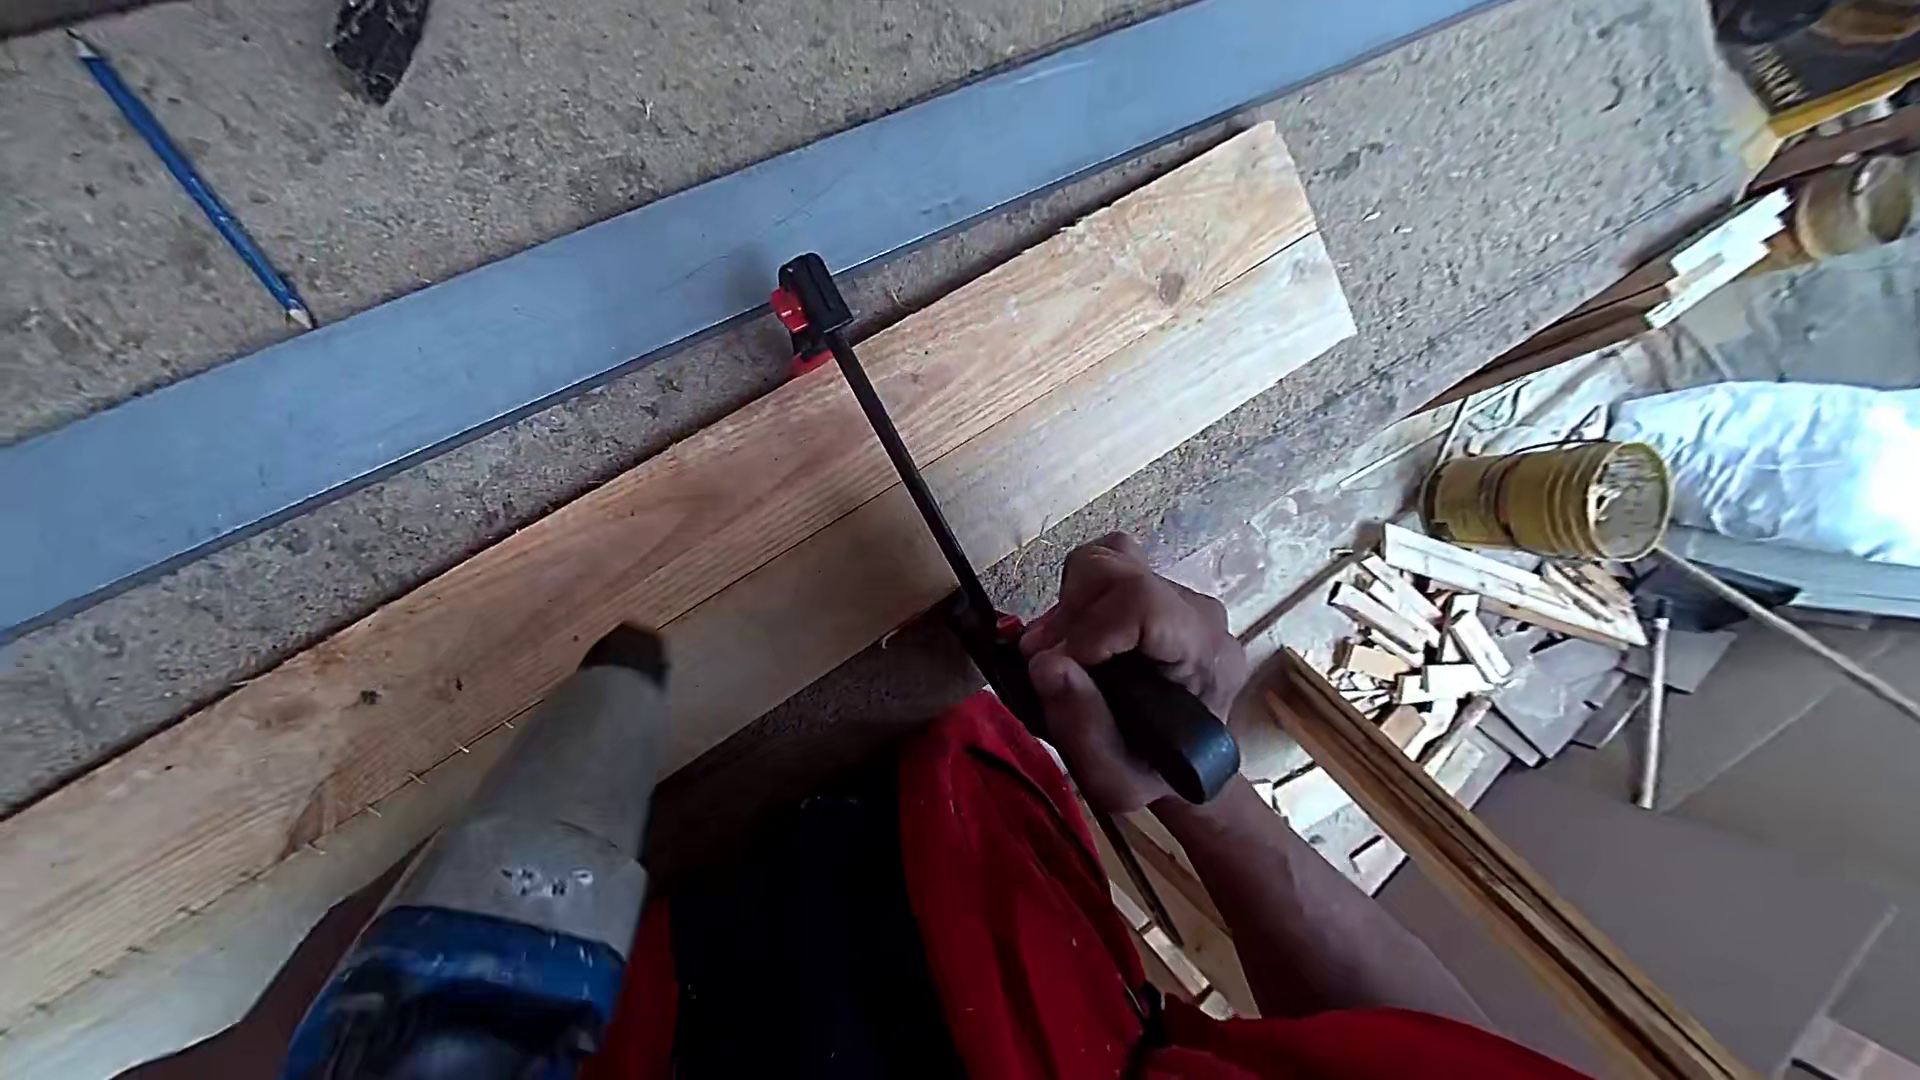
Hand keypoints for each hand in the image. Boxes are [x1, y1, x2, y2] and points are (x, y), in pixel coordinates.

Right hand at [1020, 533, 1247, 813]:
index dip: (1084, 629)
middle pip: (1119, 569)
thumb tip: (1043, 664)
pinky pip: (1107, 569)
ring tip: (1058, 652)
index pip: (1142, 603)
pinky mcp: (1155, 591)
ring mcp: (1178, 598)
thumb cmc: (1153, 775)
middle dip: (1068, 615)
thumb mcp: (1114, 781)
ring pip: (1109, 558)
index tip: (1050, 667)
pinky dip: (1077, 598)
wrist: (1180, 764)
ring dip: (1069, 604)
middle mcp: (1199, 616)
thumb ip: (1082, 728)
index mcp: (1205, 658)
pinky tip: (1074, 639)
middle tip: (1045, 662)